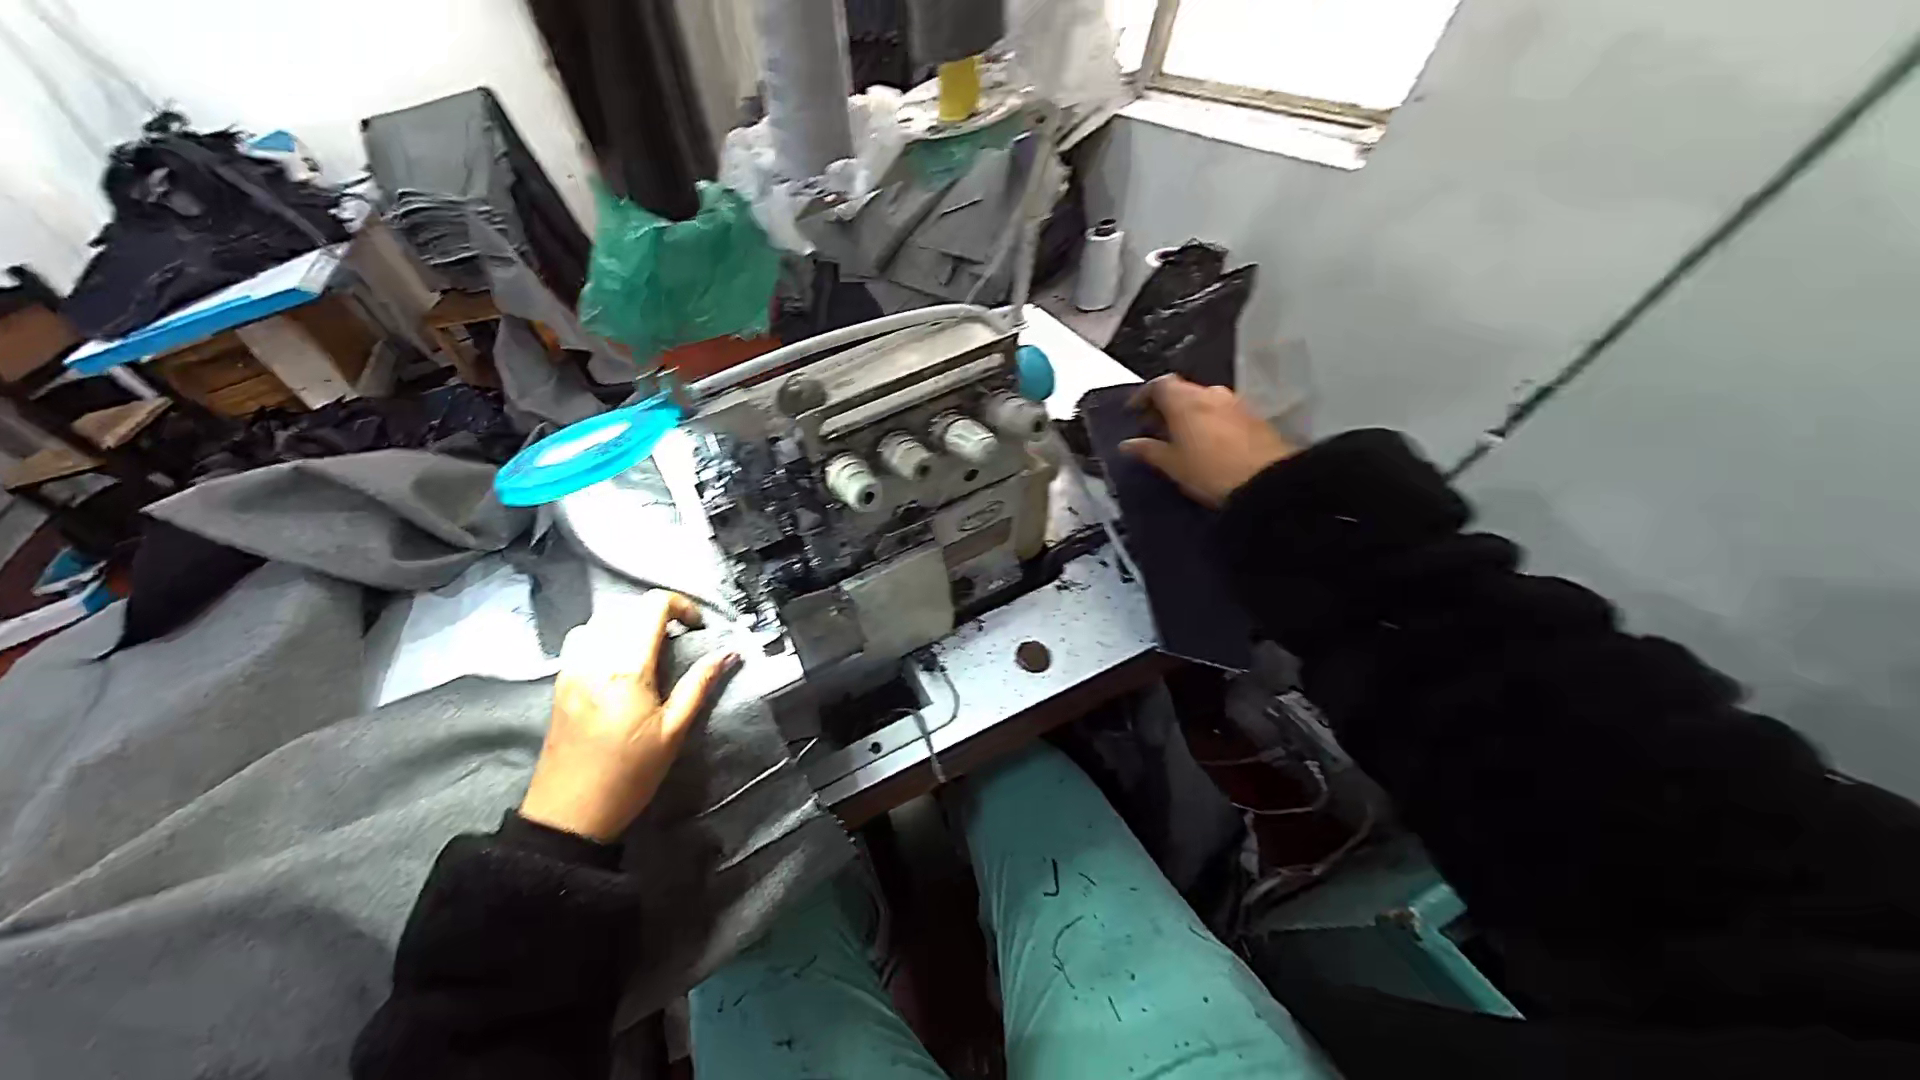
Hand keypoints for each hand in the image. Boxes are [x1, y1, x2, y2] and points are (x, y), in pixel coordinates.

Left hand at [518, 592, 738, 841]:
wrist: (569, 815)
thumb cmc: (630, 775)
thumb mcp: (675, 732)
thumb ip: (700, 685)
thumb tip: (728, 653)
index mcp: (627, 669)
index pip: (651, 607)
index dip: (681, 606)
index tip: (697, 627)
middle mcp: (594, 660)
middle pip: (625, 607)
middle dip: (656, 612)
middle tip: (678, 636)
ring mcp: (572, 669)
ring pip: (599, 619)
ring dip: (628, 620)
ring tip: (648, 645)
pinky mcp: (560, 682)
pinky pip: (581, 638)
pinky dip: (604, 634)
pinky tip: (619, 660)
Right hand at [1118, 374, 1297, 506]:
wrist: (1267, 481)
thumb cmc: (1209, 471)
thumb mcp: (1172, 464)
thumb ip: (1147, 450)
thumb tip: (1127, 444)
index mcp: (1184, 400)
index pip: (1158, 384)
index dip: (1143, 396)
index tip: (1134, 412)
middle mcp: (1209, 393)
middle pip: (1181, 390)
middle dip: (1165, 405)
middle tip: (1154, 427)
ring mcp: (1234, 402)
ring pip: (1203, 400)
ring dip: (1188, 412)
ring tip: (1179, 436)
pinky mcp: (1252, 416)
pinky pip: (1221, 411)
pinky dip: (1207, 420)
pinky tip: (1205, 441)